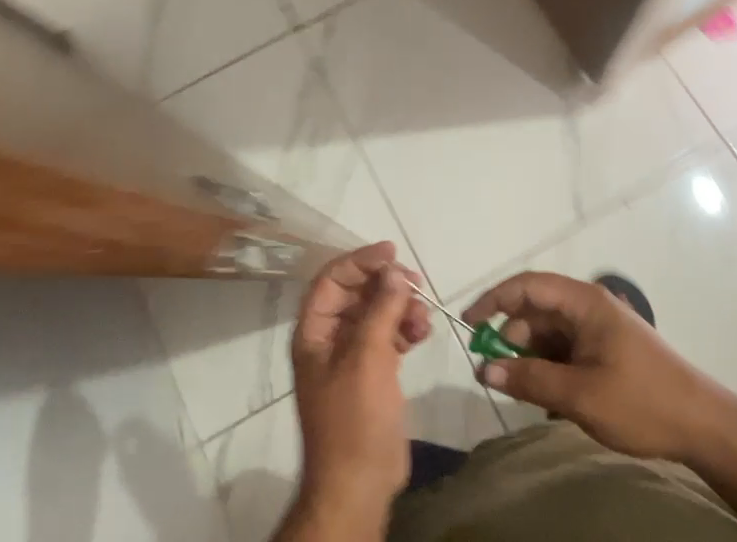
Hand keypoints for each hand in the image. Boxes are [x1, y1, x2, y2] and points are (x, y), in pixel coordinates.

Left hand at [289, 242, 430, 519]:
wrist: (358, 483)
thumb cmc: (354, 419)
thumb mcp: (366, 358)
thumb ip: (380, 310)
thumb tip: (394, 271)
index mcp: (313, 332)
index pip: (331, 279)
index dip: (360, 261)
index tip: (392, 252)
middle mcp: (329, 339)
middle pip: (356, 294)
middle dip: (386, 285)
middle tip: (417, 285)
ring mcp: (351, 357)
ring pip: (376, 315)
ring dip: (401, 309)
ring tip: (423, 318)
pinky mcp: (373, 374)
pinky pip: (389, 337)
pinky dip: (405, 331)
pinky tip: (422, 334)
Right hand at [464, 271, 726, 462]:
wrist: (704, 426)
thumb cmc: (642, 402)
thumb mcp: (580, 395)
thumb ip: (529, 379)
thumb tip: (483, 370)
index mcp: (585, 303)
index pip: (528, 286)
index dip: (493, 300)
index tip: (468, 324)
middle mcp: (590, 309)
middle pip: (536, 311)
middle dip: (511, 339)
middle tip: (495, 372)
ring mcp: (600, 330)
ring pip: (549, 335)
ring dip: (531, 359)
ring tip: (524, 392)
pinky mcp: (607, 352)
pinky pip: (565, 352)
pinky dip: (550, 369)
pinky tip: (549, 400)